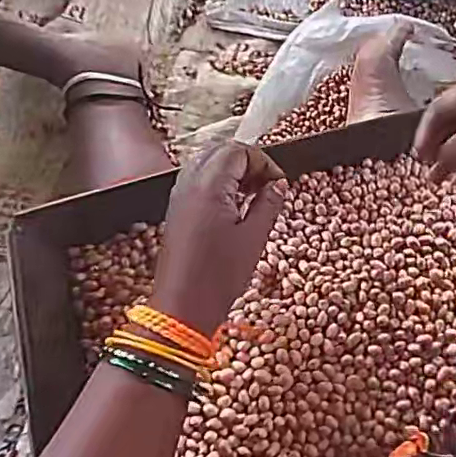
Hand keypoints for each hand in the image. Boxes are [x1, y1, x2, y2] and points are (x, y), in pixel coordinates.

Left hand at [149, 142, 287, 332]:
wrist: (182, 305)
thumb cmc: (218, 277)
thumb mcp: (254, 238)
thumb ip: (269, 204)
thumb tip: (279, 186)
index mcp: (209, 185)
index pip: (238, 151)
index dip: (264, 162)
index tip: (279, 184)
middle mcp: (189, 183)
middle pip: (221, 152)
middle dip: (248, 163)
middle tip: (268, 187)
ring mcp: (179, 196)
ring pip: (208, 164)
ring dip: (233, 173)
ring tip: (253, 198)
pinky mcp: (176, 211)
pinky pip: (198, 182)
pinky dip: (218, 185)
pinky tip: (234, 209)